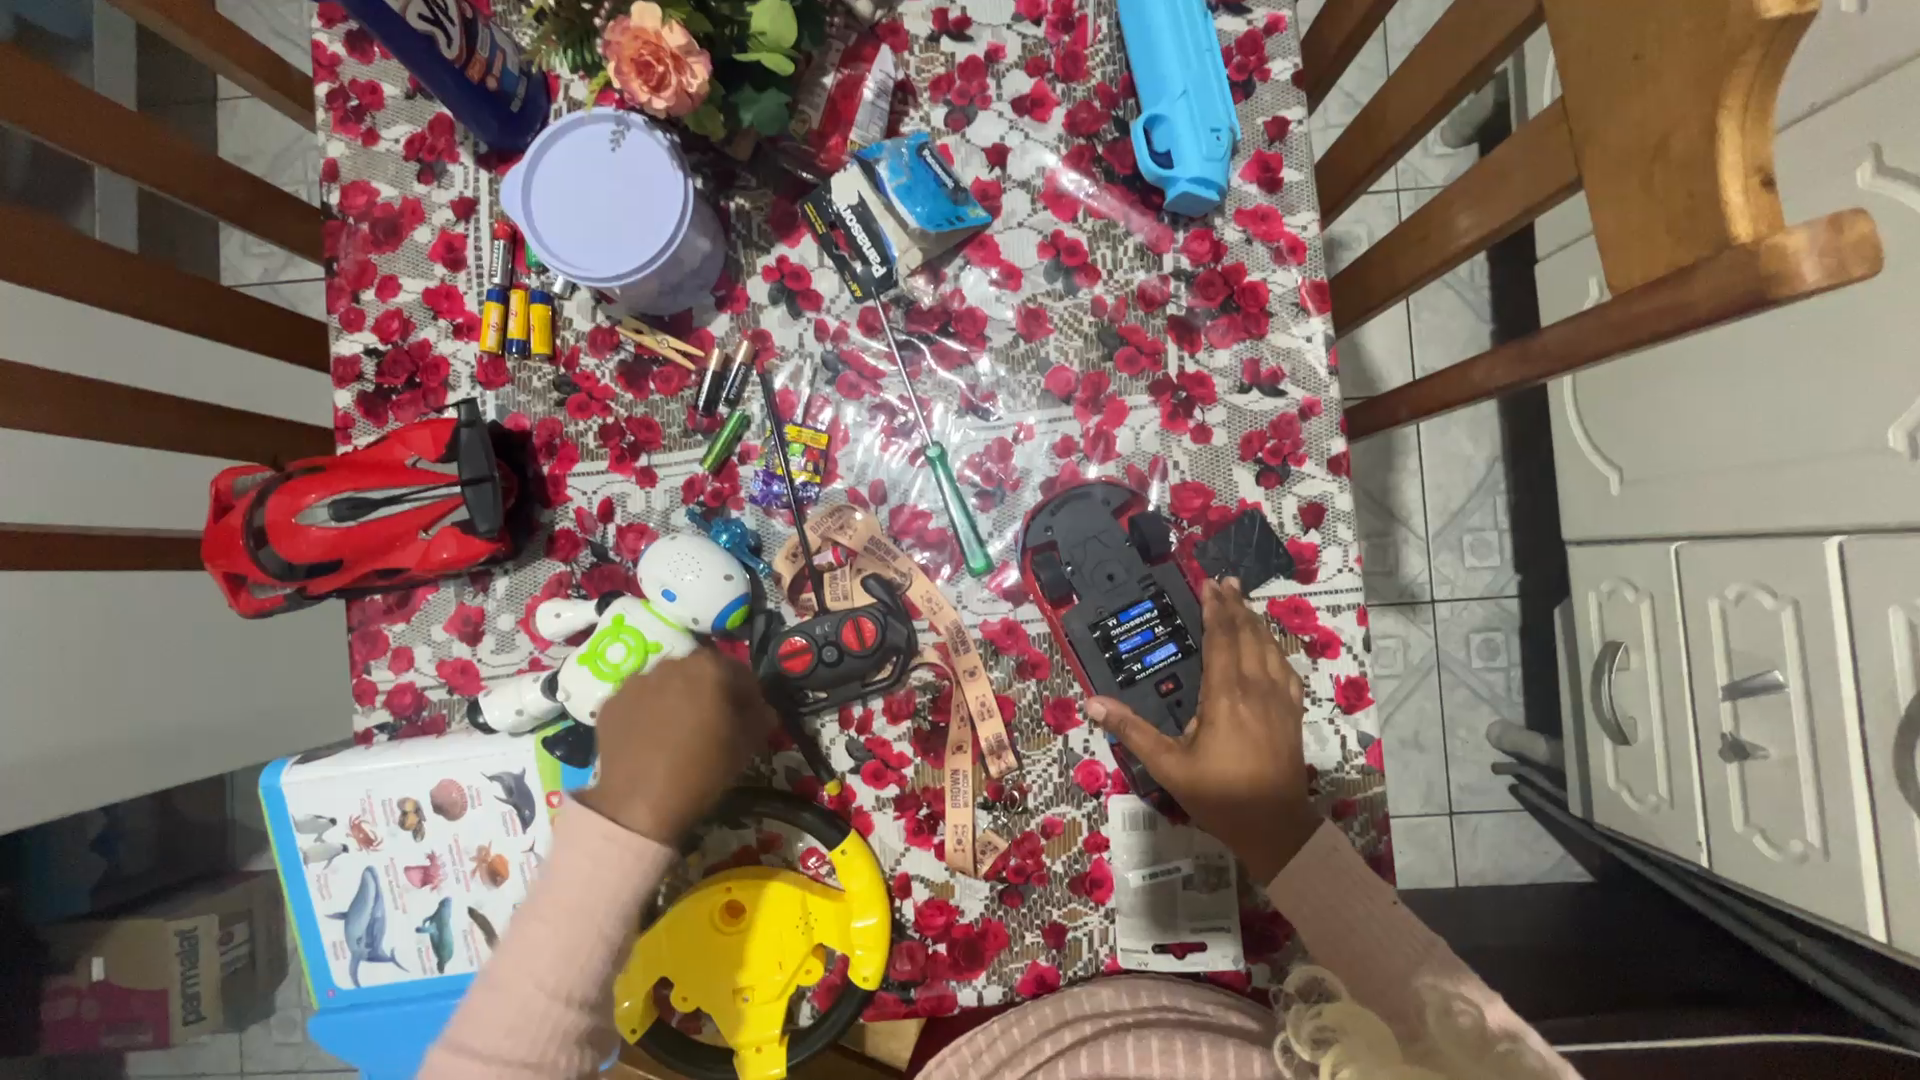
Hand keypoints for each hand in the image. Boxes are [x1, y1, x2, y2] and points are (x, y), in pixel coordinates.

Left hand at [575, 648, 777, 844]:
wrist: (639, 805)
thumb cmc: (703, 770)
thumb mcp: (747, 745)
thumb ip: (761, 717)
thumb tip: (762, 710)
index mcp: (710, 668)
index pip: (739, 672)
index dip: (749, 695)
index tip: (750, 716)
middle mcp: (671, 664)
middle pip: (700, 672)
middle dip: (711, 691)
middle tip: (715, 722)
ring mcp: (636, 682)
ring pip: (666, 684)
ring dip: (677, 698)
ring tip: (679, 731)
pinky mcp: (611, 704)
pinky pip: (638, 701)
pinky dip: (647, 713)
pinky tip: (651, 740)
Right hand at [1086, 578, 1321, 882]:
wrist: (1275, 827)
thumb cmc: (1218, 795)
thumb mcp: (1167, 766)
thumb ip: (1131, 731)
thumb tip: (1091, 703)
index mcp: (1226, 695)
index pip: (1221, 638)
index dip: (1215, 609)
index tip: (1208, 583)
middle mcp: (1257, 688)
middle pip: (1248, 635)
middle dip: (1235, 606)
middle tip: (1223, 582)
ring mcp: (1280, 700)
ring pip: (1270, 647)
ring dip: (1255, 621)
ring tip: (1243, 601)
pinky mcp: (1293, 713)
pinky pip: (1285, 668)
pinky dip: (1274, 647)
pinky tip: (1269, 647)